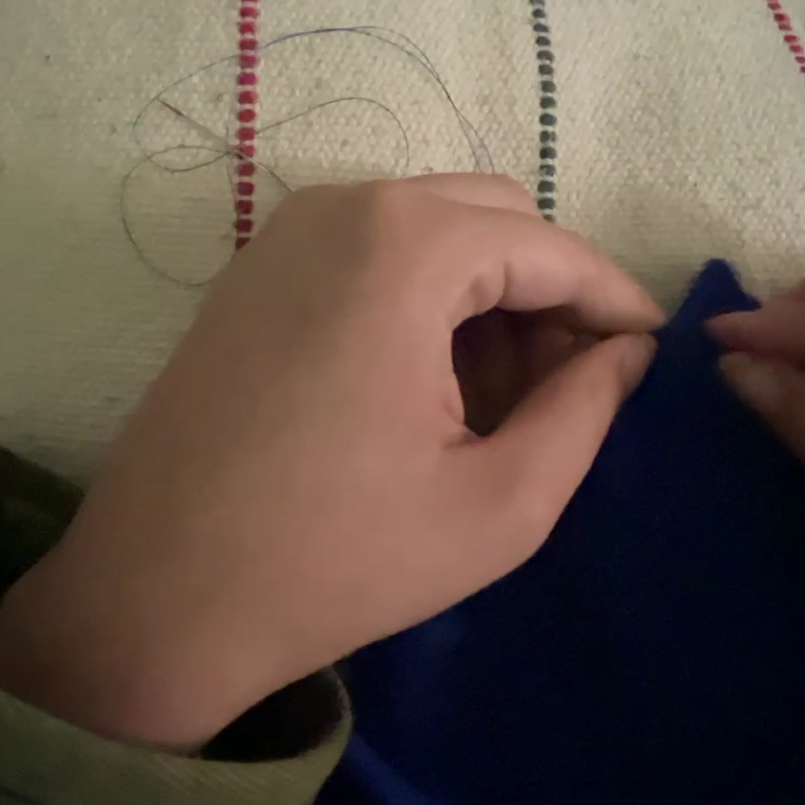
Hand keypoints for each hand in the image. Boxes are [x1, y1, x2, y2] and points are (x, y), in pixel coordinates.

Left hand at [0, 175, 661, 751]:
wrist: (158, 596)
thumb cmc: (337, 560)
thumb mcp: (500, 503)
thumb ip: (588, 411)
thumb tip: (625, 351)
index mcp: (403, 244)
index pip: (548, 246)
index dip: (611, 299)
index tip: (646, 354)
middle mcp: (337, 208)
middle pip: (489, 220)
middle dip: (545, 292)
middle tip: (566, 387)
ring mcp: (280, 235)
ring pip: (427, 234)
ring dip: (482, 298)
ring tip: (493, 401)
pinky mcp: (250, 274)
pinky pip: (366, 257)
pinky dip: (417, 301)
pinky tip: (421, 386)